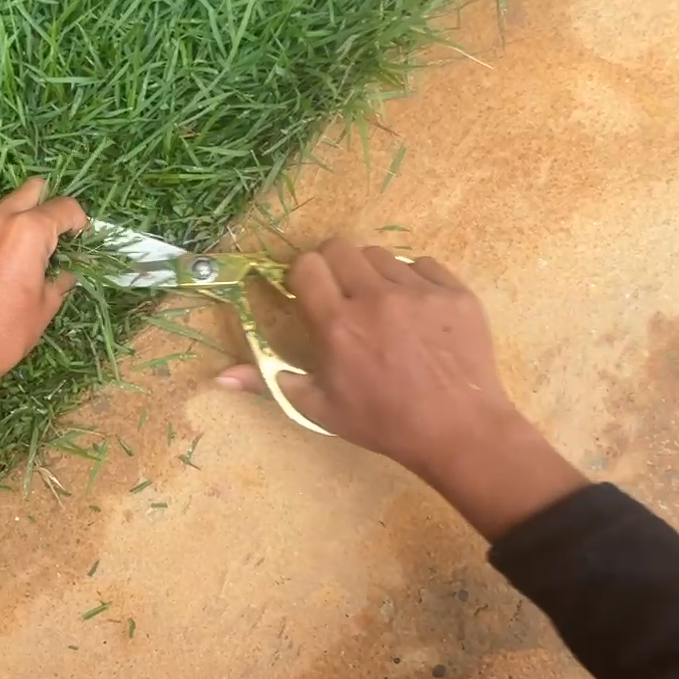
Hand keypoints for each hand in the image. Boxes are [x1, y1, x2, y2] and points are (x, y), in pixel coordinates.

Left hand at [0, 177, 86, 435]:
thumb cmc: (8, 331)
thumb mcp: (46, 305)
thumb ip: (61, 279)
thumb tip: (68, 272)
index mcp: (27, 230)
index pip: (64, 208)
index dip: (80, 223)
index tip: (85, 241)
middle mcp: (1, 220)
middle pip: (33, 191)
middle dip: (51, 207)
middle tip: (61, 237)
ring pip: (10, 206)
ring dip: (28, 218)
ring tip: (39, 252)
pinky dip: (9, 233)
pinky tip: (15, 263)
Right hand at [214, 239, 584, 539]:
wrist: (458, 431)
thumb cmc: (380, 422)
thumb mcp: (316, 406)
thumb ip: (266, 381)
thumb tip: (221, 376)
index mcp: (336, 324)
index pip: (306, 266)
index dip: (301, 275)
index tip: (306, 292)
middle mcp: (374, 299)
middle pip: (340, 247)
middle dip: (331, 265)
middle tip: (339, 292)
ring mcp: (419, 292)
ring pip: (381, 255)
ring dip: (370, 272)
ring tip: (379, 304)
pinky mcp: (456, 293)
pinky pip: (423, 265)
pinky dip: (412, 281)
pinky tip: (414, 310)